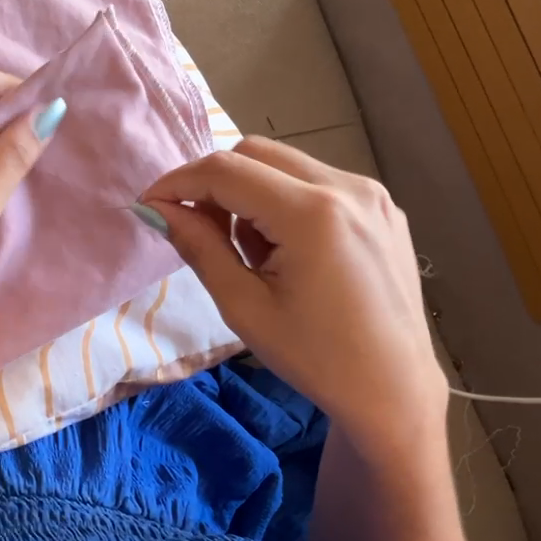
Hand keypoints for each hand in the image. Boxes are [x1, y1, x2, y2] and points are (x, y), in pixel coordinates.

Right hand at [140, 137, 445, 459]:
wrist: (391, 387)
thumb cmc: (314, 357)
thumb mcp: (244, 306)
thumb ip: (200, 247)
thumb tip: (158, 210)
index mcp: (312, 214)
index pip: (226, 171)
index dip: (178, 183)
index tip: (149, 206)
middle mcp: (347, 187)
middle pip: (255, 153)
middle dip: (213, 183)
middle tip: (196, 229)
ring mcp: (372, 194)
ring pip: (285, 165)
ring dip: (249, 193)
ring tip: (249, 252)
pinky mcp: (382, 208)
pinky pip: (316, 183)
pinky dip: (283, 201)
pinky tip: (285, 251)